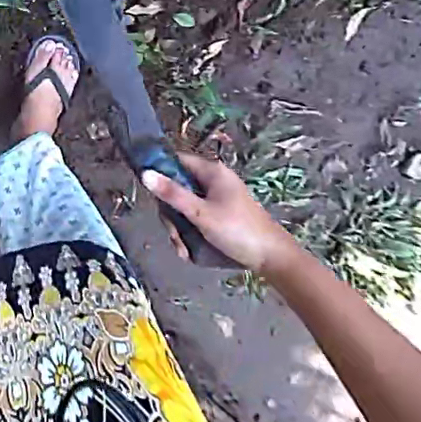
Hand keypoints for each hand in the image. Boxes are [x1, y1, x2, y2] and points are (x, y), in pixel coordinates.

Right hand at [143, 153, 304, 274]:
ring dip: (179, 226)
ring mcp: (218, 198)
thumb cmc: (239, 231)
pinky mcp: (221, 214)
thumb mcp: (201, 213)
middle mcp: (214, 180)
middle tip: (173, 233)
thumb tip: (144, 174)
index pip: (175, 160)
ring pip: (184, 205)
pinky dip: (190, 231)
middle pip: (177, 187)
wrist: (277, 260)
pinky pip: (196, 216)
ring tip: (182, 247)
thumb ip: (172, 194)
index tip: (150, 192)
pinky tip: (189, 248)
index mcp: (212, 171)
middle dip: (171, 213)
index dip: (158, 172)